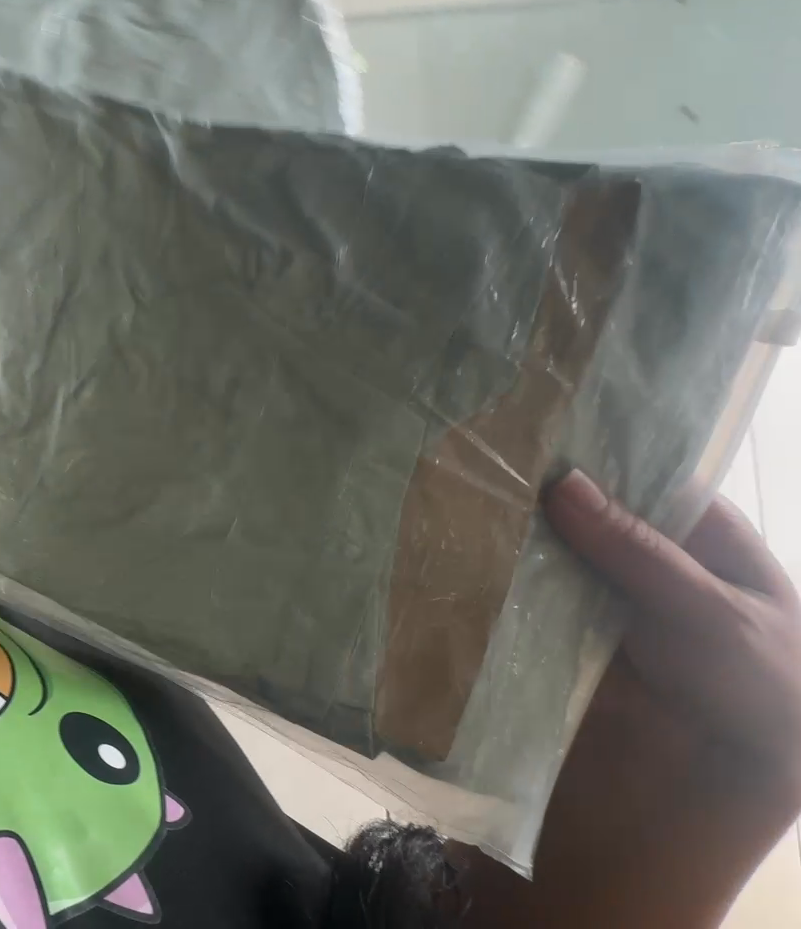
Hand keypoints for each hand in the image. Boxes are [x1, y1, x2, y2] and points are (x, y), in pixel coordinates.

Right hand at [451, 475, 800, 928]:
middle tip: (467, 450)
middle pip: (582, 504)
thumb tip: (560, 482)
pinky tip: (450, 547)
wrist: (724, 776)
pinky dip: (492, 569)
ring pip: (544, 542)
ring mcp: (595, 585)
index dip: (591, 447)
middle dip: (531, 485)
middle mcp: (642, 551)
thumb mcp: (711, 614)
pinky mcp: (556, 618)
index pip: (641, 472)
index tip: (527, 422)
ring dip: (505, 527)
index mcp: (701, 534)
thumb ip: (637, 551)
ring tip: (443, 490)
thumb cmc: (754, 686)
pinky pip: (522, 584)